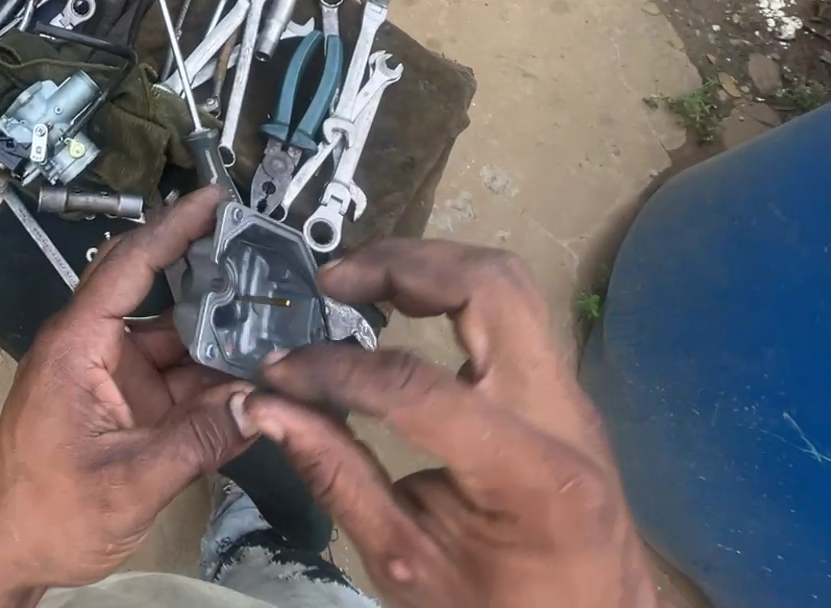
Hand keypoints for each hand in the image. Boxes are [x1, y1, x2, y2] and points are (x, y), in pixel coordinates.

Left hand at [0, 188, 256, 605]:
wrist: (2, 550)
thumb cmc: (45, 511)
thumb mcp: (127, 483)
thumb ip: (198, 443)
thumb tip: (262, 405)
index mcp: (78, 343)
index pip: (129, 266)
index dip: (172, 227)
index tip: (212, 198)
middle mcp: (93, 344)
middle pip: (148, 285)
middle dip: (196, 259)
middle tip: (253, 240)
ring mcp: (110, 373)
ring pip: (170, 333)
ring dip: (215, 327)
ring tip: (273, 311)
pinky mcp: (123, 401)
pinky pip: (172, 374)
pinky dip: (210, 373)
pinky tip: (251, 371)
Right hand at [241, 239, 654, 607]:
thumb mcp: (404, 565)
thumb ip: (333, 474)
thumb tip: (261, 405)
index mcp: (530, 474)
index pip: (415, 385)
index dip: (333, 369)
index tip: (278, 371)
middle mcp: (563, 414)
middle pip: (489, 285)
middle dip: (398, 266)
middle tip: (331, 284)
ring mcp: (569, 394)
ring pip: (504, 280)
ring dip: (423, 264)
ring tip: (358, 284)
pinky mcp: (558, 389)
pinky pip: (505, 306)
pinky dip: (443, 287)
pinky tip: (397, 308)